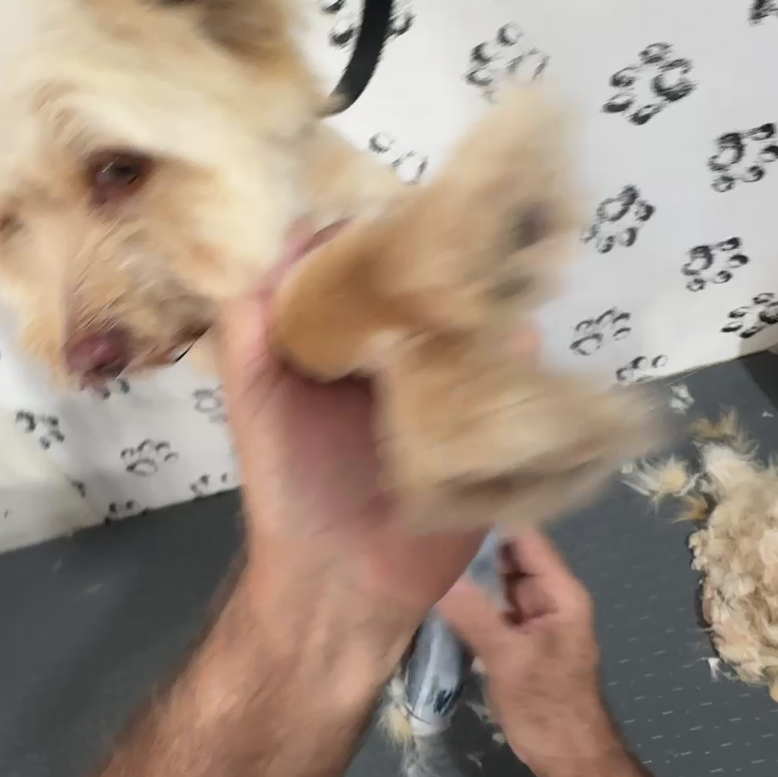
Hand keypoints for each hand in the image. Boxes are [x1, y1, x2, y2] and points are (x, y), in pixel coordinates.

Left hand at [215, 234, 485, 634]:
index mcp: (345, 350)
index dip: (387, 236)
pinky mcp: (477, 436)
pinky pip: (504, 390)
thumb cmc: (287, 482)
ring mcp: (442, 399)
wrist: (338, 580)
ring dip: (490, 302)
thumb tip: (291, 235)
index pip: (372, 276)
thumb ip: (252, 322)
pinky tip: (525, 333)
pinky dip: (517, 361)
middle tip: (481, 214)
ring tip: (515, 257)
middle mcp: (397, 366)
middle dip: (454, 261)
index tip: (409, 197)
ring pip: (474, 334)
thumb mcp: (251, 396)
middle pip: (431, 298)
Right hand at [436, 528, 617, 776]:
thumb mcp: (509, 659)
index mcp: (559, 591)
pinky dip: (464, 593)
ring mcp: (526, 613)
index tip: (446, 505)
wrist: (567, 762)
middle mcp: (545, 594)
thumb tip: (434, 575)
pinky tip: (432, 583)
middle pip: (505, 553)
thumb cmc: (549, 708)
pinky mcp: (510, 632)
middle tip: (423, 525)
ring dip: (463, 566)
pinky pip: (486, 601)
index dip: (488, 518)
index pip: (523, 536)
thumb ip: (474, 614)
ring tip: (420, 546)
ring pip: (492, 577)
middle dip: (469, 540)